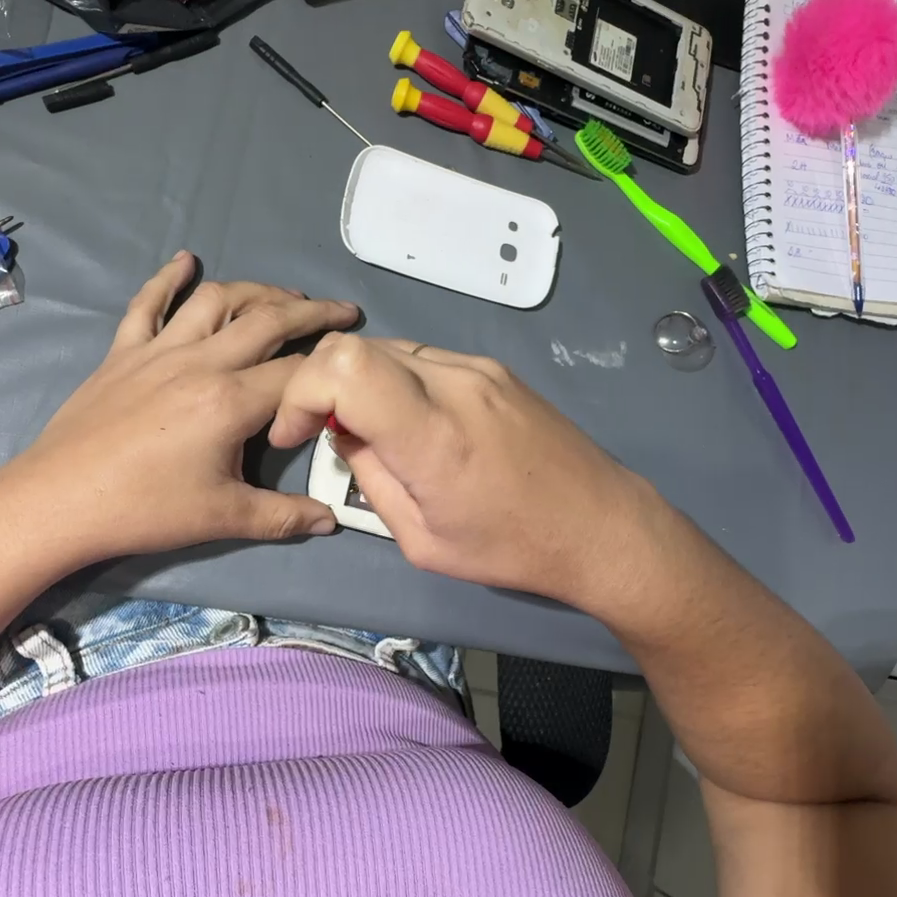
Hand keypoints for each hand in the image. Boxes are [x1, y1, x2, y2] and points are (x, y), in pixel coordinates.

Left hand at [0, 252, 358, 573]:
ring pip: (216, 302)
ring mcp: (158, 351)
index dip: (333, 365)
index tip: (358, 360)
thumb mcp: (224, 518)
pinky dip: (168, 277)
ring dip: (257, 290)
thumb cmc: (145, 510)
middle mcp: (200, 362)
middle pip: (267, 321)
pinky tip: (186, 259)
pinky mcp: (123, 353)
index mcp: (231, 401)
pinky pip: (148, 304)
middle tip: (342, 311)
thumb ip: (285, 517)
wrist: (58, 502)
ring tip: (285, 295)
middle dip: (311, 312)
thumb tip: (331, 522)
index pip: (297, 373)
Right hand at [269, 335, 672, 611]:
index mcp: (432, 435)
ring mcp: (479, 368)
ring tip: (368, 430)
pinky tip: (409, 420)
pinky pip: (425, 357)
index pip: (341, 368)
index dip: (299, 393)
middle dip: (320, 386)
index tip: (295, 433)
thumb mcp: (423, 541)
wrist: (601, 525)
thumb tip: (346, 435)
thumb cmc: (512, 548)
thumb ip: (372, 480)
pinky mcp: (495, 368)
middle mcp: (454, 383)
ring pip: (390, 348)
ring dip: (359, 382)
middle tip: (323, 433)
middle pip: (356, 348)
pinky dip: (396, 379)